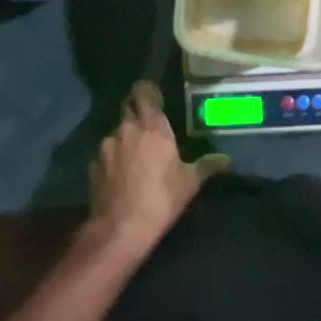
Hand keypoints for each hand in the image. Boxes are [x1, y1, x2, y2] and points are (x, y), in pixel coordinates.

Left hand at [88, 82, 227, 253]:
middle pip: (129, 107)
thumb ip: (206, 166)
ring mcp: (107, 145)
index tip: (155, 97)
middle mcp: (127, 128)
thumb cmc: (160, 200)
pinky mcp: (94, 163)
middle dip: (137, 111)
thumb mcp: (189, 184)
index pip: (144, 92)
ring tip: (137, 154)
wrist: (120, 228)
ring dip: (126, 137)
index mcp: (152, 126)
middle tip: (150, 125)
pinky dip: (114, 157)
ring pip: (117, 130)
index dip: (148, 91)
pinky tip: (122, 174)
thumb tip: (226, 159)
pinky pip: (107, 152)